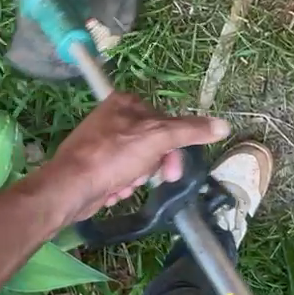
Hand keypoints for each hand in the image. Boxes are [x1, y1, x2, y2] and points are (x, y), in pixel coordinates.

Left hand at [36, 94, 229, 222]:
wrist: (70, 188)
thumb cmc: (112, 157)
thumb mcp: (157, 139)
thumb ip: (190, 131)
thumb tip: (223, 126)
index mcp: (126, 102)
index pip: (167, 123)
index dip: (173, 149)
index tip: (172, 171)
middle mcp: (113, 116)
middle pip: (153, 144)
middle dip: (150, 168)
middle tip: (144, 181)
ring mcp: (103, 141)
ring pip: (138, 163)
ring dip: (136, 180)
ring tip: (122, 186)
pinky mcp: (95, 164)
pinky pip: (121, 175)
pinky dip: (121, 186)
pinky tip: (112, 192)